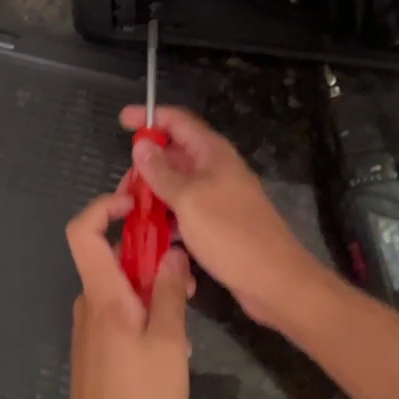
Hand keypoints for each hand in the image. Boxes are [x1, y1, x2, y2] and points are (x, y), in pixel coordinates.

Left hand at [67, 192, 191, 398]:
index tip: (136, 202)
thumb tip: (171, 251)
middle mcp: (90, 302)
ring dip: (151, 285)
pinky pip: (119, 312)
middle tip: (185, 264)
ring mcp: (91, 327)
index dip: (104, 205)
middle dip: (149, 252)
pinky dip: (144, 309)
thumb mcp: (168, 342)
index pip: (83, 230)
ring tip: (186, 306)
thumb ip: (169, 292)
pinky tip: (172, 337)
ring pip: (121, 286)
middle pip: (112, 256)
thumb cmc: (141, 394)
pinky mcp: (97, 349)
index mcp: (101, 293)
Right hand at [120, 105, 329, 331]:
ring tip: (131, 215)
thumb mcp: (189, 200)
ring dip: (154, 197)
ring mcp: (217, 197)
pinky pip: (185, 212)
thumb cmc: (231, 233)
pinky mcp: (217, 224)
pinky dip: (168, 219)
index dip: (150, 117)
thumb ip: (162, 172)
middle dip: (145, 168)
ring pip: (176, 186)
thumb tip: (141, 145)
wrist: (276, 281)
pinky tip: (153, 237)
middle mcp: (214, 169)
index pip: (177, 121)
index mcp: (211, 152)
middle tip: (123, 189)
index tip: (122, 120)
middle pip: (173, 155)